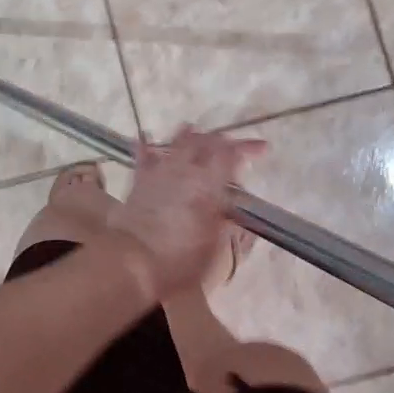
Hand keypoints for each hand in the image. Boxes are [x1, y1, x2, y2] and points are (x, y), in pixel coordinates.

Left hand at [107, 127, 264, 297]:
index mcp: (207, 185)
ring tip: (195, 131)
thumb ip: (227, 228)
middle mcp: (183, 170)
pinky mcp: (138, 181)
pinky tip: (145, 137)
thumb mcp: (214, 251)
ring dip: (189, 136)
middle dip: (220, 140)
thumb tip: (235, 216)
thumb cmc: (179, 261)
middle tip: (232, 145)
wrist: (130, 261)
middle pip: (203, 142)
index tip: (262, 148)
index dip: (246, 148)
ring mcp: (158, 172)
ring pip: (175, 143)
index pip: (229, 154)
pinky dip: (147, 145)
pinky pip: (143, 156)